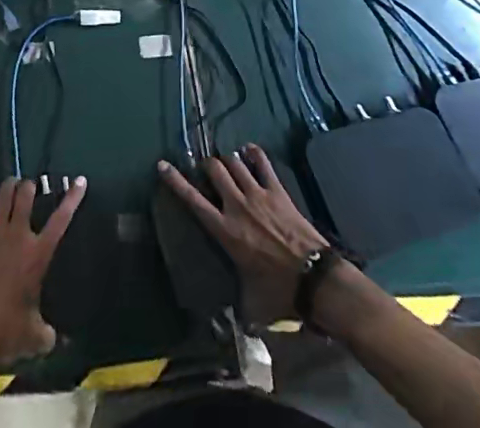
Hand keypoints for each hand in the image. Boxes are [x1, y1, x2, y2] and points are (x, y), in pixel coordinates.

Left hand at [0, 176, 86, 370]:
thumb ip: (47, 330)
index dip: (72, 198)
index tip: (79, 181)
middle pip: (25, 198)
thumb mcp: (37, 335)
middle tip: (33, 184)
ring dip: (9, 186)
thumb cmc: (8, 333)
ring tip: (14, 180)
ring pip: (2, 198)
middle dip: (31, 186)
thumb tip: (54, 337)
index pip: (60, 220)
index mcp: (37, 255)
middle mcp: (16, 237)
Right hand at [158, 144, 328, 324]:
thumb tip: (239, 327)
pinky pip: (263, 164)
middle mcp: (236, 206)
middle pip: (214, 170)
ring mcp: (258, 196)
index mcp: (224, 230)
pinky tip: (249, 152)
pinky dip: (254, 154)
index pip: (192, 199)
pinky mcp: (278, 193)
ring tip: (227, 163)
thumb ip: (241, 308)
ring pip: (234, 163)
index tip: (162, 165)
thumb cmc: (281, 290)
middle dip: (207, 166)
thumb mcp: (253, 301)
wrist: (317, 280)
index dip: (174, 180)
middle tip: (207, 172)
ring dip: (228, 160)